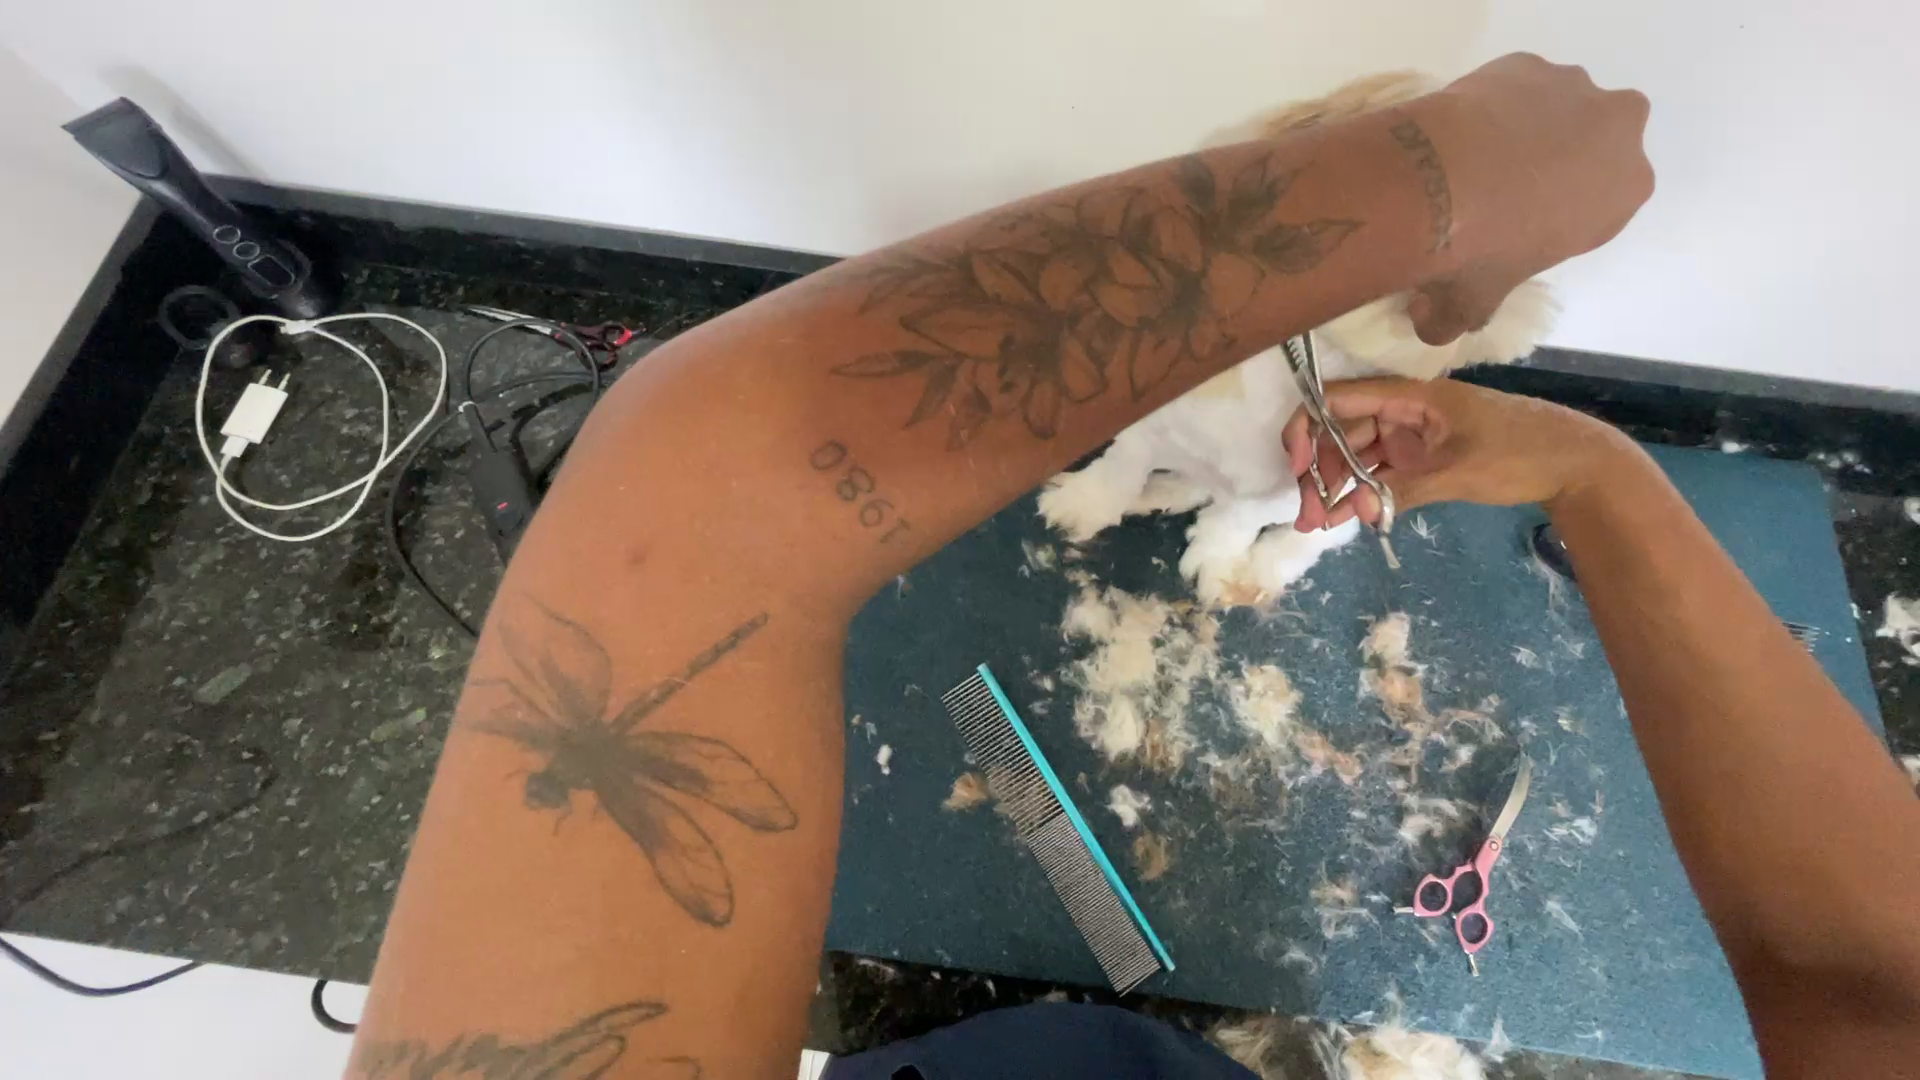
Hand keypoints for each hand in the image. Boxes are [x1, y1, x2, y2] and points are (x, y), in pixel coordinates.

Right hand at [1282, 377, 1636, 530]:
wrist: (1577, 465)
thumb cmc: (1522, 452)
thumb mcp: (1460, 471)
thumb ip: (1402, 490)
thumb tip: (1355, 510)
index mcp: (1409, 396)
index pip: (1337, 400)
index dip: (1307, 428)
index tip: (1296, 466)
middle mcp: (1399, 412)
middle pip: (1338, 437)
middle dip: (1318, 475)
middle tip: (1306, 514)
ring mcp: (1406, 438)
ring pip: (1352, 460)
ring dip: (1332, 491)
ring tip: (1315, 524)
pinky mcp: (1415, 460)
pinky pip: (1374, 476)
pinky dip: (1357, 496)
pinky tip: (1341, 519)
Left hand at [1402, 54, 1654, 343]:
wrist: (1432, 190)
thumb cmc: (1471, 258)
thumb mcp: (1469, 307)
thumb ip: (1463, 320)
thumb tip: (1436, 330)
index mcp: (1623, 193)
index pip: (1592, 210)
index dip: (1545, 227)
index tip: (1503, 239)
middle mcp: (1617, 130)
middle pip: (1577, 156)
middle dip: (1538, 177)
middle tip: (1480, 203)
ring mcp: (1571, 89)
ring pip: (1543, 117)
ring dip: (1511, 140)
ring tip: (1453, 173)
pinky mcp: (1524, 65)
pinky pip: (1501, 91)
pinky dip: (1477, 113)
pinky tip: (1444, 140)